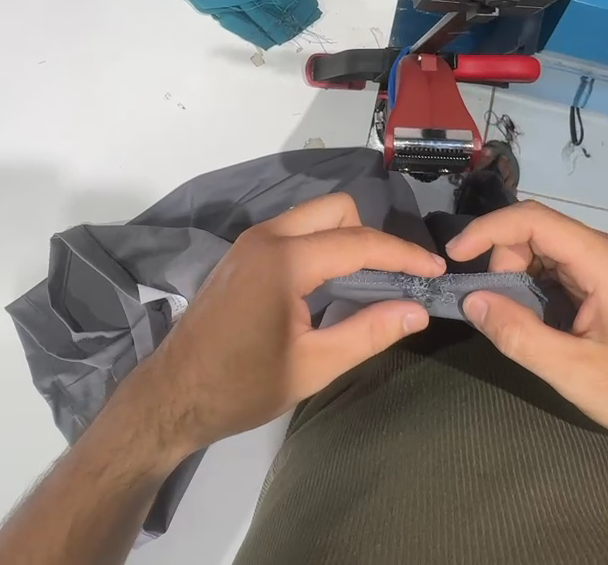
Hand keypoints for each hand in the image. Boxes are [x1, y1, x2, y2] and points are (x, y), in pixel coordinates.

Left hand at [117, 192, 444, 459]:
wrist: (171, 396)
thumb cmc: (241, 386)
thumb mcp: (313, 367)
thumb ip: (369, 332)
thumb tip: (417, 311)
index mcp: (284, 259)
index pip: (358, 243)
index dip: (402, 255)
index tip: (435, 271)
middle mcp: (267, 236)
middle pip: (336, 210)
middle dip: (371, 238)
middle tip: (394, 279)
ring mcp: (251, 240)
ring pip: (314, 216)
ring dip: (346, 239)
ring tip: (368, 282)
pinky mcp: (243, 252)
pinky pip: (295, 231)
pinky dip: (321, 245)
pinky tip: (331, 284)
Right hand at [446, 201, 607, 461]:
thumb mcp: (576, 374)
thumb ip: (519, 335)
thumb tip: (471, 301)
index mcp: (603, 261)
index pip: (533, 219)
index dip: (487, 230)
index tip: (454, 256)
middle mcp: (606, 252)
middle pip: (537, 231)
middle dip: (502, 261)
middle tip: (492, 309)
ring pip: (546, 250)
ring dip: (517, 275)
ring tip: (511, 319)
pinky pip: (560, 269)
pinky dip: (535, 286)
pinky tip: (533, 320)